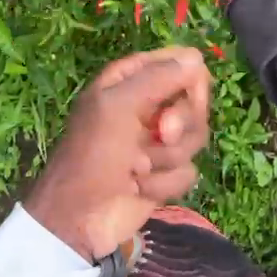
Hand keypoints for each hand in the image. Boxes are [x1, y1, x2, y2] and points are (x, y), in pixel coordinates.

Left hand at [24, 47, 211, 261]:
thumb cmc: (93, 154)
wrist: (80, 218)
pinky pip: (187, 170)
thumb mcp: (119, 106)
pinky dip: (164, 182)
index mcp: (129, 80)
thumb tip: (196, 58)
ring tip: (139, 167)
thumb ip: (159, 77)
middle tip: (163, 135)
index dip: (189, 76)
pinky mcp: (164, 174)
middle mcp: (146, 106)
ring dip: (168, 157)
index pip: (176, 61)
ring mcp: (156, 142)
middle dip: (181, 122)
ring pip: (194, 136)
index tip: (193, 91)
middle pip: (192, 100)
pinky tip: (140, 188)